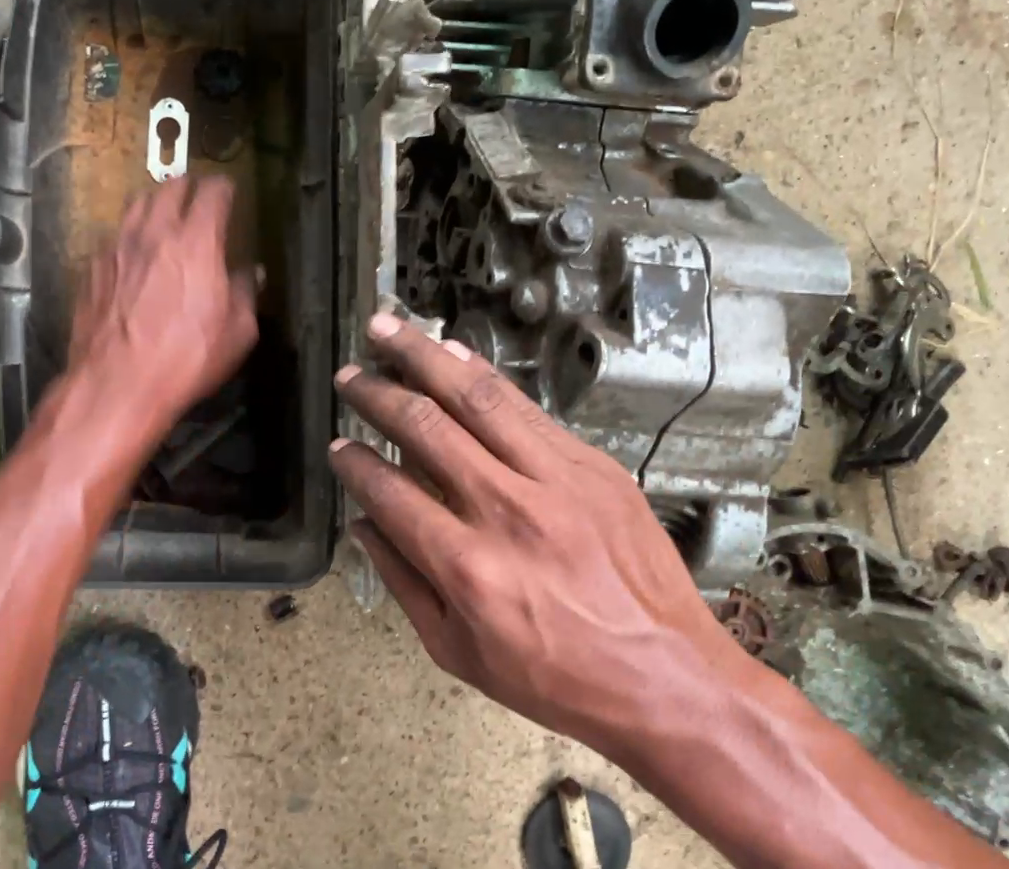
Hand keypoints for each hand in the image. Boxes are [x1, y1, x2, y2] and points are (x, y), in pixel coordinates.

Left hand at [69, 175, 258, 421]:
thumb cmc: (186, 359)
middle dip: (189, 188)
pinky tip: (133, 256)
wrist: (117, 384)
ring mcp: (117, 247)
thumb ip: (244, 294)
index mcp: (196, 241)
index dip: (224, 188)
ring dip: (155, 204)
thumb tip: (249, 274)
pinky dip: (129, 236)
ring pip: (136, 204)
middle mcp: (154, 232)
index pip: (213, 192)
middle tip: (198, 201)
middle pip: (171, 187)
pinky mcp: (92, 268)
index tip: (229, 194)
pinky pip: (114, 236)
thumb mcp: (236, 333)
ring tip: (164, 218)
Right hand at [328, 313, 739, 756]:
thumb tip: (363, 524)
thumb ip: (402, 582)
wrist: (671, 679)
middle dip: (375, 393)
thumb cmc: (556, 679)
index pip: (389, 491)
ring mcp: (557, 479)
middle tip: (347, 375)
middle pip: (426, 427)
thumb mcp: (457, 652)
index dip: (353, 463)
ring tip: (386, 329)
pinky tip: (452, 351)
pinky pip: (526, 406)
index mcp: (467, 565)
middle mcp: (507, 509)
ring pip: (476, 397)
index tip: (337, 447)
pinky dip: (482, 373)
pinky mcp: (593, 465)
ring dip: (423, 356)